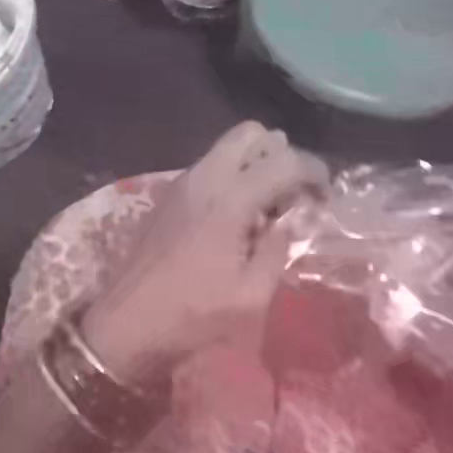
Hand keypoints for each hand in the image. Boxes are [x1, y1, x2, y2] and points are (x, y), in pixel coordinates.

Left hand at [84, 122, 329, 383]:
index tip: (326, 196)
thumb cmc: (192, 313)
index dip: (314, 171)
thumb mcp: (251, 295)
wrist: (126, 319)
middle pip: (250, 133)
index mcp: (229, 197)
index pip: (284, 159)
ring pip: (227, 146)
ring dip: (254, 163)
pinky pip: (210, 165)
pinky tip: (238, 215)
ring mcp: (182, 180)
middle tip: (293, 194)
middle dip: (280, 154)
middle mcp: (204, 175)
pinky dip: (232, 174)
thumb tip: (289, 220)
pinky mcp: (169, 192)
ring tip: (267, 209)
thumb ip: (277, 249)